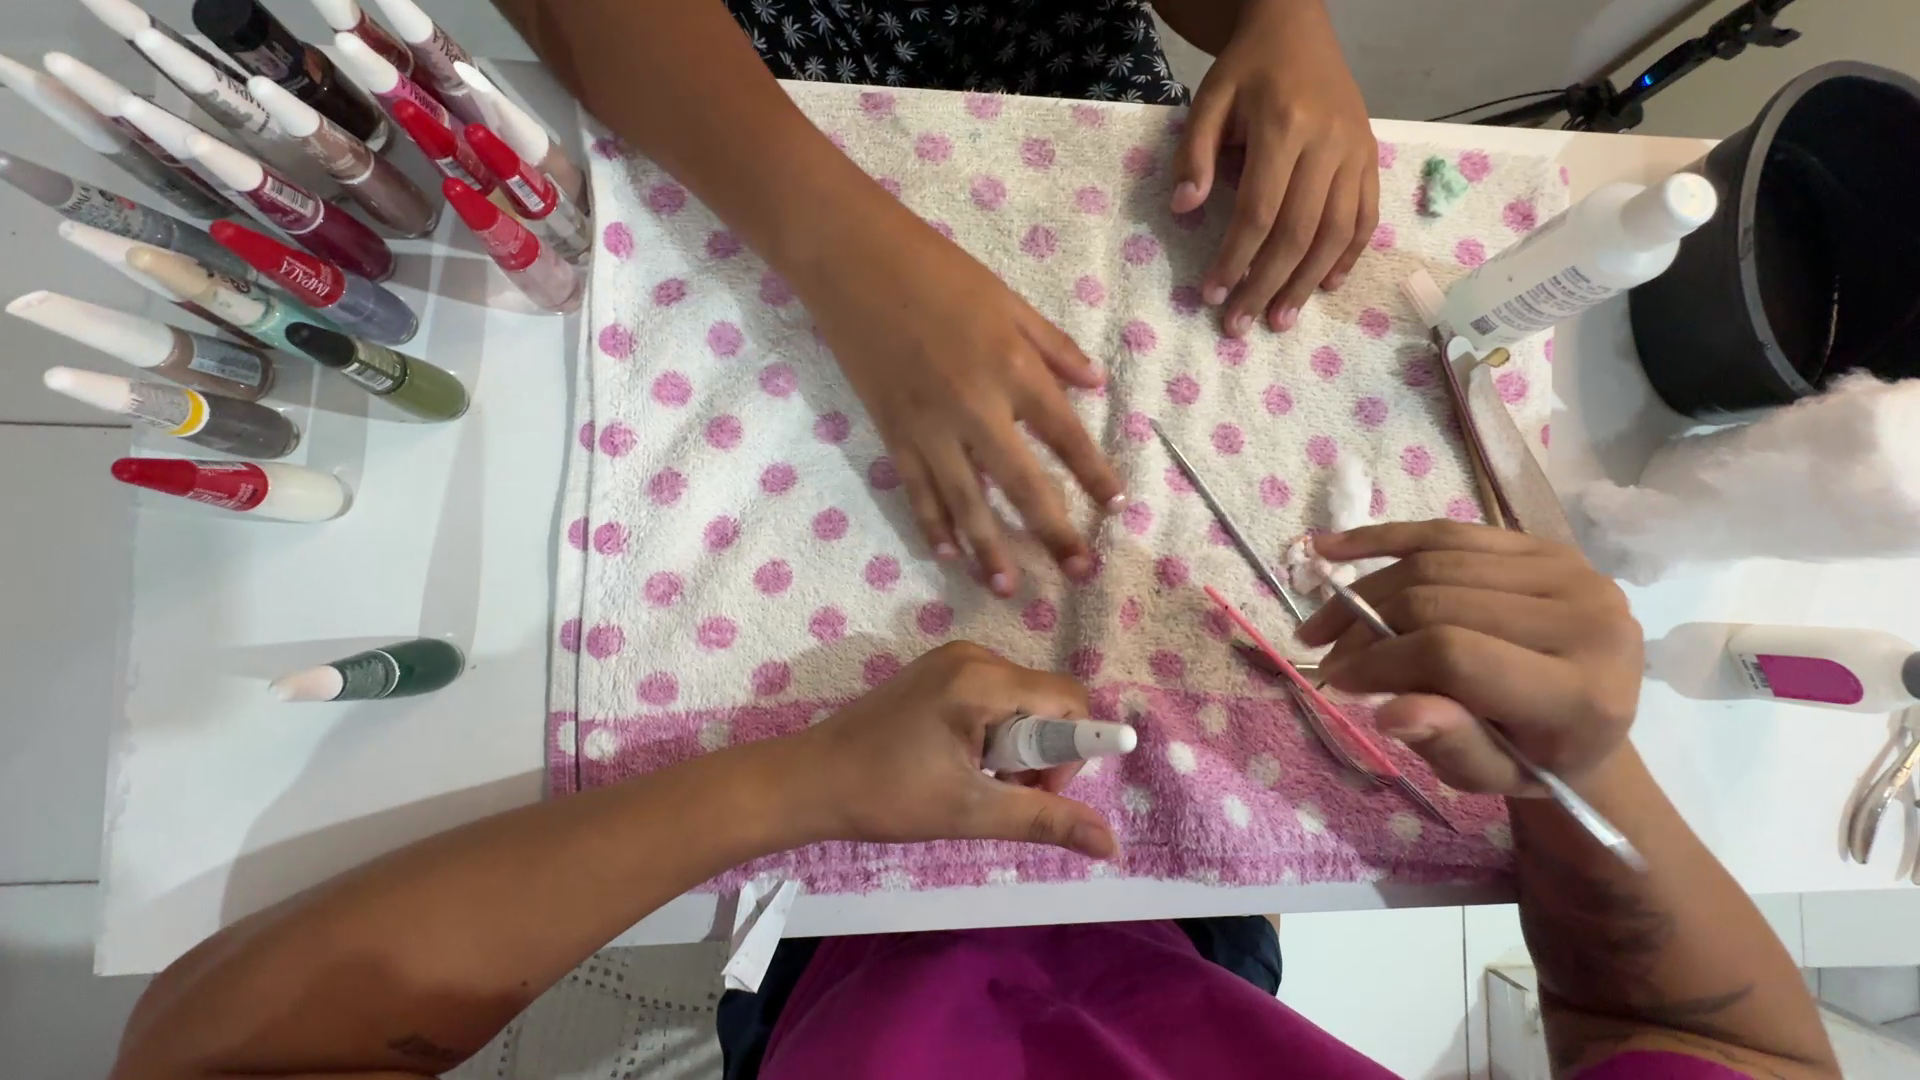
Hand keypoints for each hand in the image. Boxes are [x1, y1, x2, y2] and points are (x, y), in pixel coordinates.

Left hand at [788, 642, 1116, 857]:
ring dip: (1013, 744)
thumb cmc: (888, 795)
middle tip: (996, 789)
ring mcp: (952, 659)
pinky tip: (956, 758)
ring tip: (970, 777)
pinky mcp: (938, 670)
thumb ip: (1045, 820)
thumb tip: (1111, 843)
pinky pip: (993, 695)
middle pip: (1045, 699)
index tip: (1034, 788)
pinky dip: (991, 730)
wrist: (810, 779)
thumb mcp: (971, 811)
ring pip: (1020, 700)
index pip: (1069, 698)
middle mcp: (973, 655)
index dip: (1070, 750)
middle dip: (1037, 751)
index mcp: (982, 679)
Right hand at [803, 206, 1123, 595]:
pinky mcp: (891, 434)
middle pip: (1022, 484)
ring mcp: (929, 428)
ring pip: (965, 502)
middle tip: (1079, 573)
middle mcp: (975, 408)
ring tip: (1008, 588)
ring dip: (989, 548)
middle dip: (1054, 532)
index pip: (1065, 433)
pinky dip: (931, 524)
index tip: (1116, 506)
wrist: (852, 261)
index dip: (1094, 472)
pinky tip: (947, 555)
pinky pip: (916, 490)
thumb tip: (1096, 386)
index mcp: (1012, 368)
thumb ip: (1054, 346)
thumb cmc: (937, 271)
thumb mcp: (1008, 300)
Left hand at [1173, 0, 1377, 336]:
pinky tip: (1326, 287)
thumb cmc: (1246, 71)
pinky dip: (1349, 256)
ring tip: (1280, 320)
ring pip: (1337, 232)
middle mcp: (1329, 143)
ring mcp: (1357, 151)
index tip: (1213, 297)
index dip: (1235, 260)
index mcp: (1285, 127)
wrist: (1299, 28)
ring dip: (1308, 283)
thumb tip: (1185, 209)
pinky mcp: (1371, 157)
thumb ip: (1194, 154)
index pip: (1259, 213)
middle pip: (1299, 231)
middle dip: (1267, 285)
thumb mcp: (1208, 100)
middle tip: (1240, 325)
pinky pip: (1367, 216)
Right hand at [1294, 522, 1643, 793]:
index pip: (1455, 655)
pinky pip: (1446, 532)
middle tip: (1326, 655)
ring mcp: (1570, 572)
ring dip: (1361, 591)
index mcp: (1582, 692)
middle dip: (1364, 628)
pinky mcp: (1542, 545)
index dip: (1382, 662)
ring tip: (1324, 624)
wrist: (1587, 718)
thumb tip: (1391, 715)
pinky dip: (1381, 538)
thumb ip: (1450, 745)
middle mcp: (1589, 620)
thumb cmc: (1532, 756)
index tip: (1337, 679)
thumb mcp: (1492, 775)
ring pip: (1431, 563)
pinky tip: (1330, 547)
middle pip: (1436, 602)